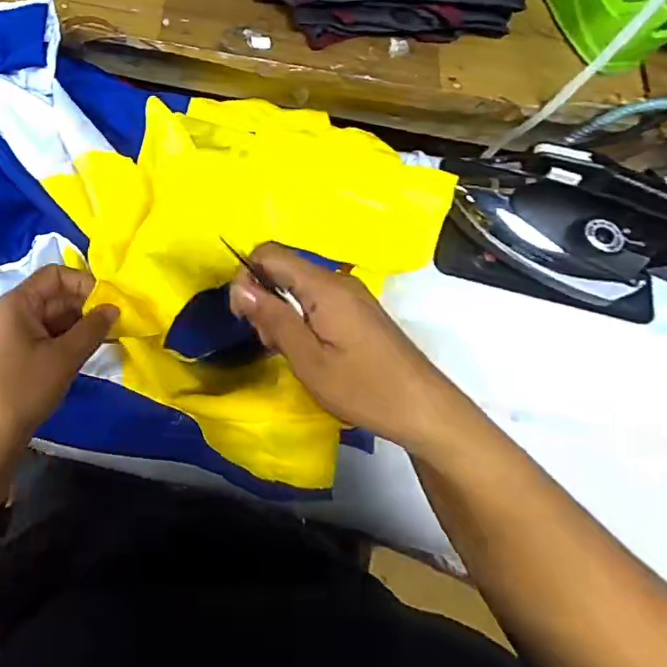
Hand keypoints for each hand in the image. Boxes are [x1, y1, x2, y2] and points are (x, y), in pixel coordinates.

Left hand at [0, 266, 118, 452]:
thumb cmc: (25, 388)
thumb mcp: (64, 357)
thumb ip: (92, 328)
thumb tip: (113, 307)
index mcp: (17, 302)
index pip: (54, 275)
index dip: (83, 283)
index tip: (109, 302)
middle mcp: (12, 311)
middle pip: (54, 295)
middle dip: (85, 305)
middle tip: (116, 323)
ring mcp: (12, 333)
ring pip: (52, 317)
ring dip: (79, 324)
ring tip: (108, 338)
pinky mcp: (16, 353)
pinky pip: (46, 335)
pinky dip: (67, 339)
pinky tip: (88, 351)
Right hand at [229, 243, 469, 455]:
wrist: (427, 412)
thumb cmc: (365, 389)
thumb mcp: (308, 360)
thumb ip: (273, 318)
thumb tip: (239, 287)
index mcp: (324, 287)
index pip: (269, 253)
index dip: (246, 275)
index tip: (244, 314)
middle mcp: (338, 280)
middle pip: (282, 266)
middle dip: (262, 294)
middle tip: (267, 338)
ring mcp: (351, 294)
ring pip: (296, 282)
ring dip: (279, 307)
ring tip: (285, 347)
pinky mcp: (357, 309)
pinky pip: (314, 295)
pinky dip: (298, 313)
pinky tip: (304, 346)